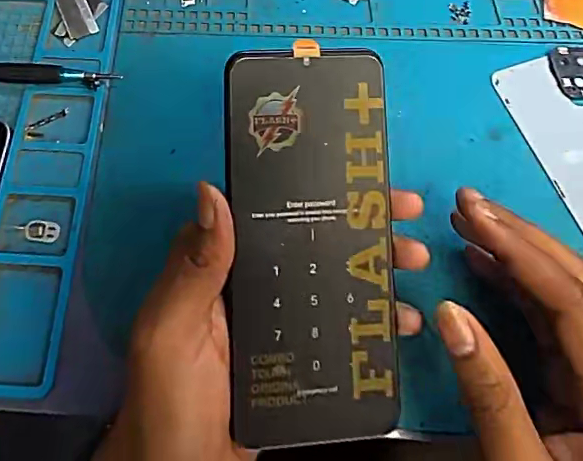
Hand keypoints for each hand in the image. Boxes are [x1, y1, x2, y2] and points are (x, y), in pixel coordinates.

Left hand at [96, 181, 429, 460]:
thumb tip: (211, 190)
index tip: (360, 180)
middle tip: (406, 216)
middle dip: (360, 223)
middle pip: (311, 237)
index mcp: (216, 262)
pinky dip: (371, 316)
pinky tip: (401, 318)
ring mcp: (275, 317)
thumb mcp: (172, 331)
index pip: (269, 209)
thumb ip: (193, 266)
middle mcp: (247, 279)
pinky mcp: (295, 354)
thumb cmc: (169, 402)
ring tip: (414, 261)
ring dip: (373, 265)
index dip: (314, 188)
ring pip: (331, 276)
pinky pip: (338, 323)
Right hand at [436, 187, 582, 460]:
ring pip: (569, 296)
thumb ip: (490, 396)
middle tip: (466, 203)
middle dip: (519, 236)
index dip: (519, 250)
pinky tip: (486, 268)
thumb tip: (448, 313)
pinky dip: (519, 287)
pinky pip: (556, 322)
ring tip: (469, 223)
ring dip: (519, 254)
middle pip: (577, 285)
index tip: (471, 215)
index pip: (572, 301)